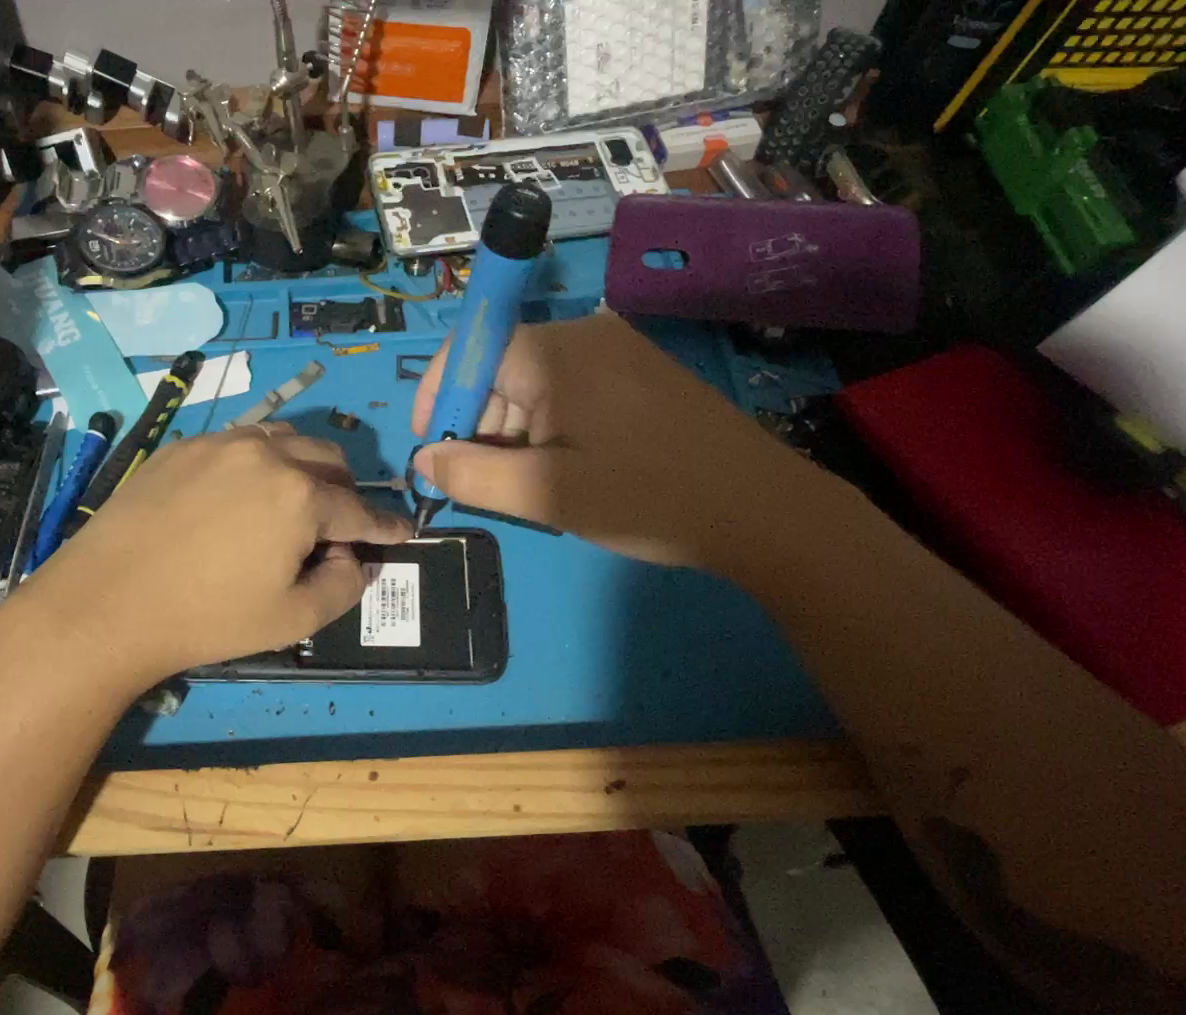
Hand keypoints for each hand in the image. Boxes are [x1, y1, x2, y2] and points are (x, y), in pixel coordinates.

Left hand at [24, 425, 410, 684]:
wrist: (106, 603)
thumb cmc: (207, 619)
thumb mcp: (292, 618)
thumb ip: (344, 586)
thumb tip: (357, 559)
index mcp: (301, 497)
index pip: (361, 511)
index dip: (387, 526)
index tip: (404, 531)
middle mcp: (266, 455)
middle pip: (329, 461)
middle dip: (347, 492)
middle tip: (341, 527)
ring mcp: (219, 444)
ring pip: (285, 441)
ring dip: (305, 468)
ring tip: (295, 502)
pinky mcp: (181, 448)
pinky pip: (238, 442)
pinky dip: (259, 462)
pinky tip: (241, 494)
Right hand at [412, 311, 805, 568]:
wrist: (762, 509)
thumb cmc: (647, 499)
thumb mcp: (547, 495)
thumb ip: (473, 474)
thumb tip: (423, 458)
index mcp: (557, 352)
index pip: (471, 350)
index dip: (438, 397)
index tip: (430, 449)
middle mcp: (586, 334)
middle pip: (503, 366)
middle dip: (480, 422)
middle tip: (486, 482)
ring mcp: (621, 350)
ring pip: (538, 381)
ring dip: (517, 430)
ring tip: (533, 485)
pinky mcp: (643, 373)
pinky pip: (573, 389)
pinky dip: (553, 425)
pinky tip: (568, 468)